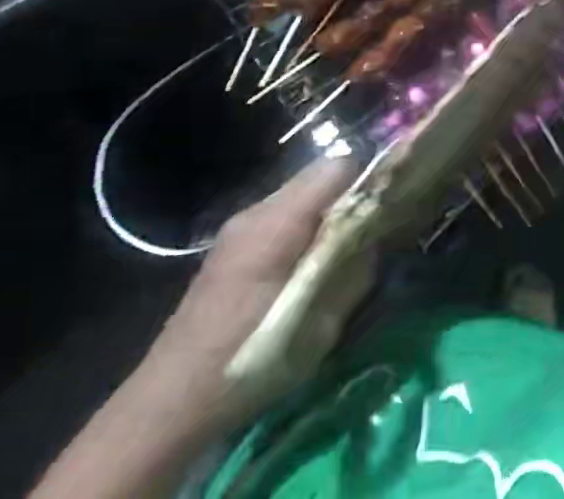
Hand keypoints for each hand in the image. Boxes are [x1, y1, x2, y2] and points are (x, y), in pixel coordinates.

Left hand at [141, 157, 372, 429]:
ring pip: (297, 199)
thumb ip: (351, 274)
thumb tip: (374, 239)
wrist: (174, 395)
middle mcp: (256, 211)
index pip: (335, 168)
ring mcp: (239, 226)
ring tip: (343, 252)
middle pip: (315, 179)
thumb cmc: (252, 360)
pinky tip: (307, 266)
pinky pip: (279, 218)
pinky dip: (302, 229)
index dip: (368, 179)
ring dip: (324, 216)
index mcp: (277, 223)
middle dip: (348, 198)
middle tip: (372, 231)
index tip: (389, 204)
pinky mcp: (232, 245)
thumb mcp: (318, 327)